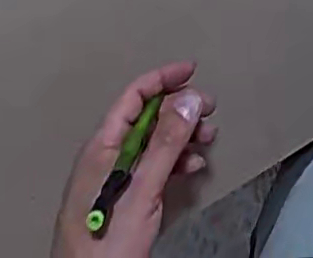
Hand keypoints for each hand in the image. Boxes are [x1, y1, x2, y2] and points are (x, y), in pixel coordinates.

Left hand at [51, 62, 217, 257]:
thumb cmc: (109, 242)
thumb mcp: (143, 189)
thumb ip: (167, 143)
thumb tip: (191, 96)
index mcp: (102, 147)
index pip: (134, 97)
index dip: (162, 79)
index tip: (193, 71)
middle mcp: (107, 157)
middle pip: (147, 117)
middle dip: (181, 109)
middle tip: (210, 110)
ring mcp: (115, 179)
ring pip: (155, 141)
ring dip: (183, 135)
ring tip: (208, 139)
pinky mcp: (125, 199)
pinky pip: (154, 165)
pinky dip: (177, 160)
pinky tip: (194, 167)